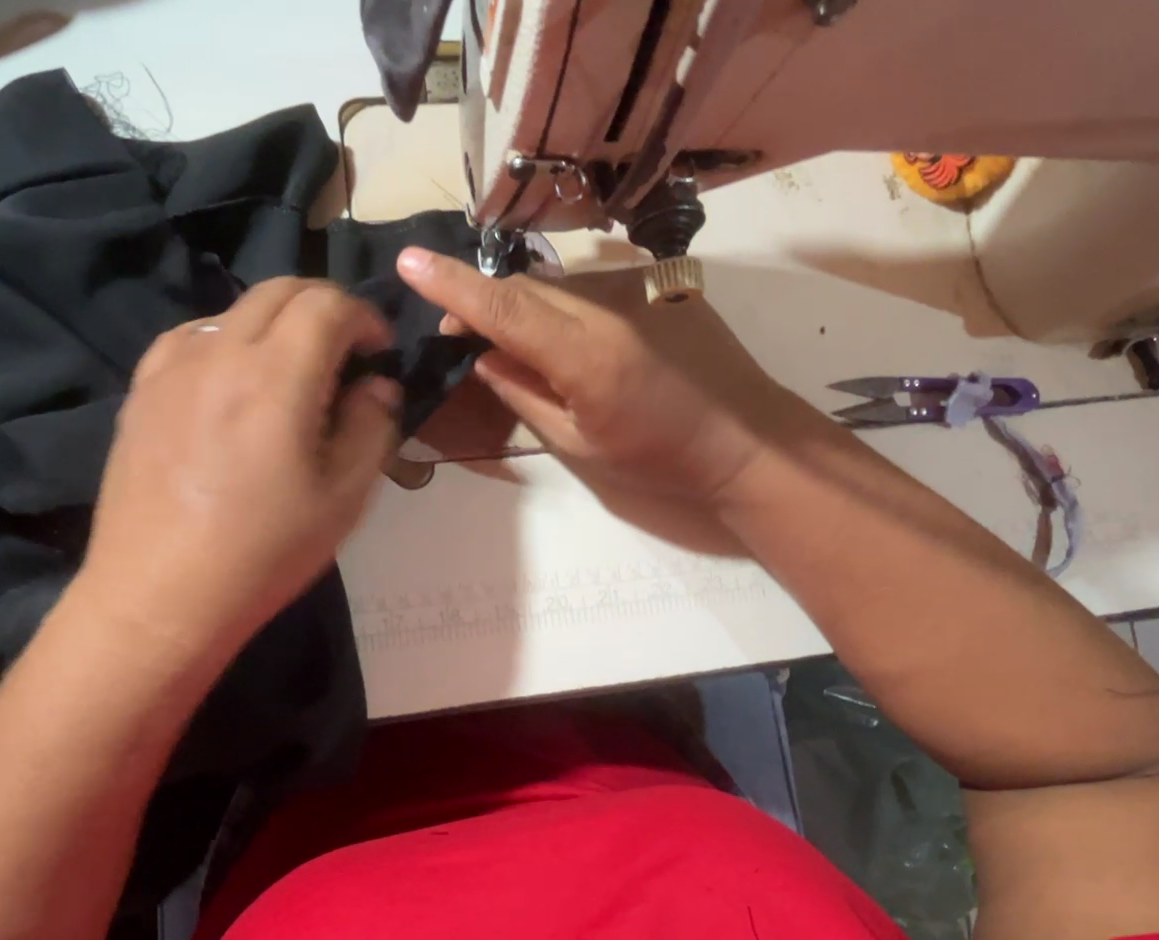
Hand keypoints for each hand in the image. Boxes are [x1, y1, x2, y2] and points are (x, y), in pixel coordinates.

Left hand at [74, 278, 401, 653]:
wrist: (160, 596)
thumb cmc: (265, 551)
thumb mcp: (345, 497)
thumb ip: (373, 425)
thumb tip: (376, 384)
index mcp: (275, 375)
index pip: (328, 304)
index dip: (366, 317)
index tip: (380, 352)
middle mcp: (219, 352)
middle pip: (280, 290)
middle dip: (326, 309)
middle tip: (347, 355)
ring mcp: (171, 367)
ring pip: (235, 310)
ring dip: (278, 324)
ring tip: (293, 375)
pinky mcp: (142, 391)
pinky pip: (193, 338)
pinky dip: (229, 343)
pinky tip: (235, 388)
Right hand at [395, 248, 798, 507]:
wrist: (749, 439)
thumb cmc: (661, 459)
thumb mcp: (580, 445)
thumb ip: (524, 395)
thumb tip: (483, 357)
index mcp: (586, 355)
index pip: (505, 307)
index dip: (452, 285)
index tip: (410, 261)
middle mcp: (610, 306)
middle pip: (525, 288)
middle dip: (484, 303)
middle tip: (459, 333)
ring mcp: (640, 287)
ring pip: (559, 286)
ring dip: (530, 309)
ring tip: (531, 351)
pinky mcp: (662, 282)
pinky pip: (594, 287)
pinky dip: (570, 308)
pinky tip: (585, 343)